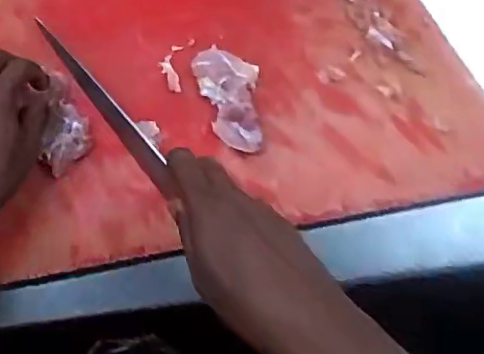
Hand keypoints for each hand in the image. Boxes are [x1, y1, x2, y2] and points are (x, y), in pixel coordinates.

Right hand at [161, 149, 405, 353]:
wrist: (314, 325)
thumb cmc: (243, 298)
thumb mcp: (200, 272)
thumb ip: (186, 231)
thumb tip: (179, 205)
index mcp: (207, 202)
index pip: (183, 158)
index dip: (173, 164)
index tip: (169, 182)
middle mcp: (235, 196)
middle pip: (209, 166)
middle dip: (196, 177)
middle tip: (191, 206)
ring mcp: (265, 210)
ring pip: (234, 190)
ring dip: (223, 202)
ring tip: (225, 238)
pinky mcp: (288, 228)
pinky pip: (256, 211)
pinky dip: (247, 221)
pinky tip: (254, 254)